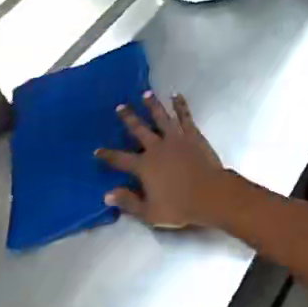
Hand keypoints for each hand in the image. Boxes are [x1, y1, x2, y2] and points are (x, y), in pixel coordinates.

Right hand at [97, 92, 240, 228]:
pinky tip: (176, 95)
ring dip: (152, 105)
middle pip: (139, 129)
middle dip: (128, 118)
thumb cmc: (180, 206)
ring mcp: (175, 138)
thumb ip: (128, 202)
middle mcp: (156, 147)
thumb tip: (107, 195)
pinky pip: (184, 116)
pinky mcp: (192, 135)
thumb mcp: (150, 212)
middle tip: (120, 106)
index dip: (108, 155)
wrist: (210, 195)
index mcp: (144, 166)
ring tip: (146, 93)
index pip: (121, 159)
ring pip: (160, 117)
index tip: (97, 150)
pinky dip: (180, 105)